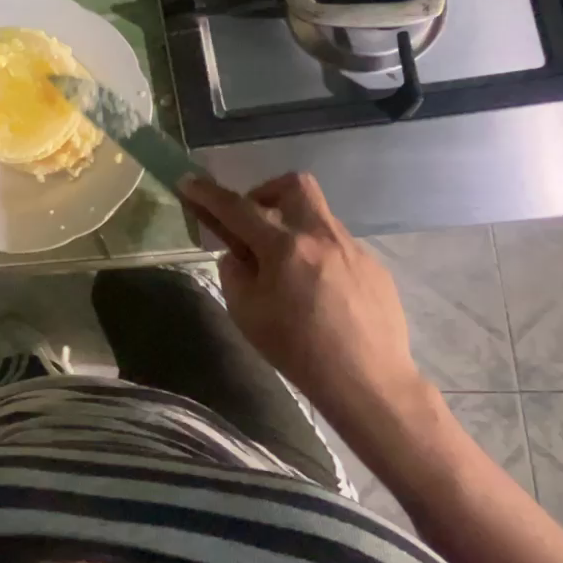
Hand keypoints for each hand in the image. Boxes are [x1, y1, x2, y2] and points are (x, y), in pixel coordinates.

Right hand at [180, 173, 424, 418]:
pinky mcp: (374, 268)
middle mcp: (321, 237)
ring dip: (292, 227)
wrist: (367, 381)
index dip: (208, 193)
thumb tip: (238, 254)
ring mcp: (353, 250)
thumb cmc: (297, 348)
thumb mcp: (245, 312)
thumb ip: (235, 272)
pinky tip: (316, 293)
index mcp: (284, 248)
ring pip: (317, 216)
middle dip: (266, 193)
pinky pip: (337, 246)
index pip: (237, 208)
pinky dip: (316, 255)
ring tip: (284, 268)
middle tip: (253, 222)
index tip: (189, 182)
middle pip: (294, 186)